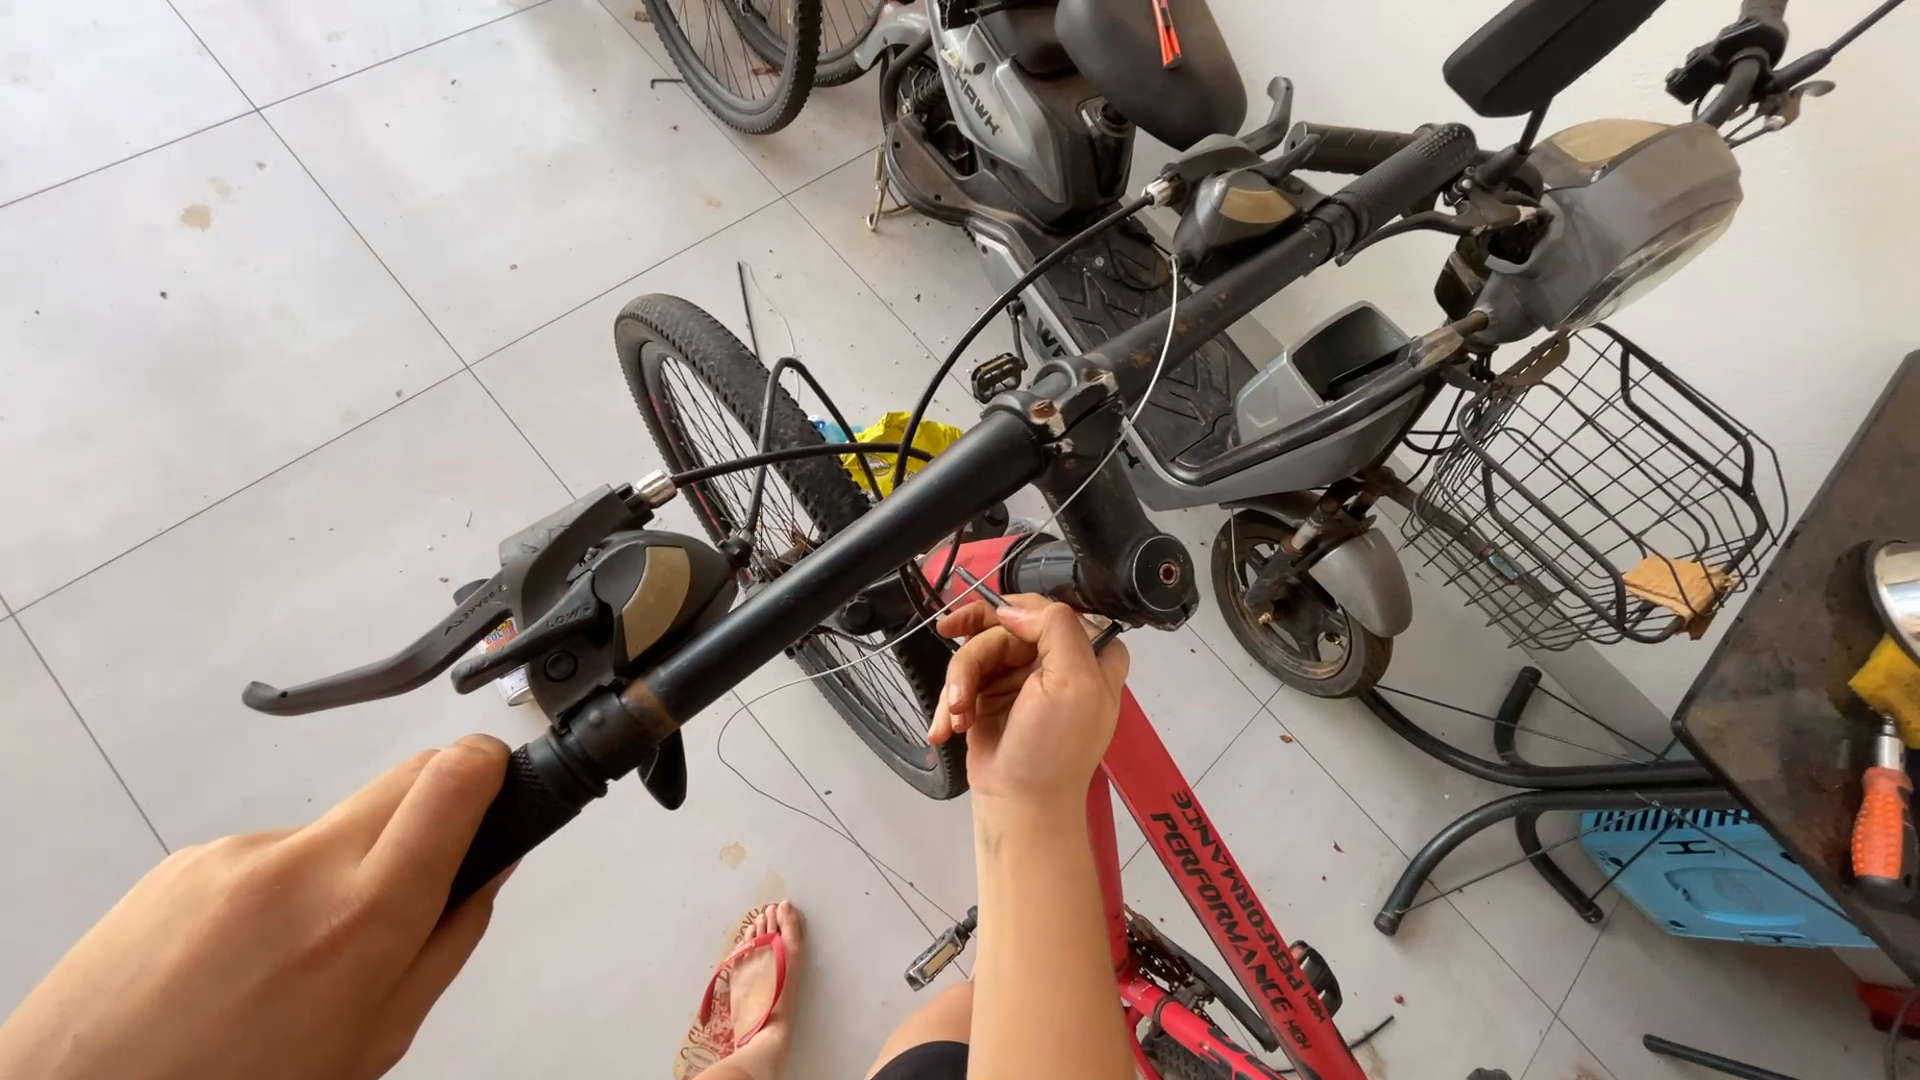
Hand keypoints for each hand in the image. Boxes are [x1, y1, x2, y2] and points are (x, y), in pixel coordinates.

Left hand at [0, 735, 512, 1079]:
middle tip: (420, 868)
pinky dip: (285, 882)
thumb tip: (495, 861)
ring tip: (302, 941)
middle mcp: (305, 864)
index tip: (498, 781)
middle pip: (413, 773)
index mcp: (367, 913)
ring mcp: (239, 855)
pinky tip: (244, 948)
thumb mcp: (383, 1033)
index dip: (491, 762)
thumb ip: (455, 935)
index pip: (455, 777)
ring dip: (354, 855)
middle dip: (439, 803)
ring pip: (346, 817)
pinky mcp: (188, 857)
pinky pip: (276, 848)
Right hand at [930, 595, 1128, 810]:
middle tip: (959, 693)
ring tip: (956, 720)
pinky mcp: (991, 695)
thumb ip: (1056, 629)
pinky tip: (946, 728)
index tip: (977, 628)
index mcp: (1089, 651)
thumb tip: (1011, 610)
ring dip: (959, 687)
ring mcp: (1021, 677)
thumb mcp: (1073, 682)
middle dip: (973, 662)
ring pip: (975, 652)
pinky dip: (951, 704)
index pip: (1044, 609)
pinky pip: (962, 679)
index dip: (1008, 613)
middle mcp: (1055, 658)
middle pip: (1000, 630)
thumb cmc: (1054, 748)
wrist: (1021, 807)